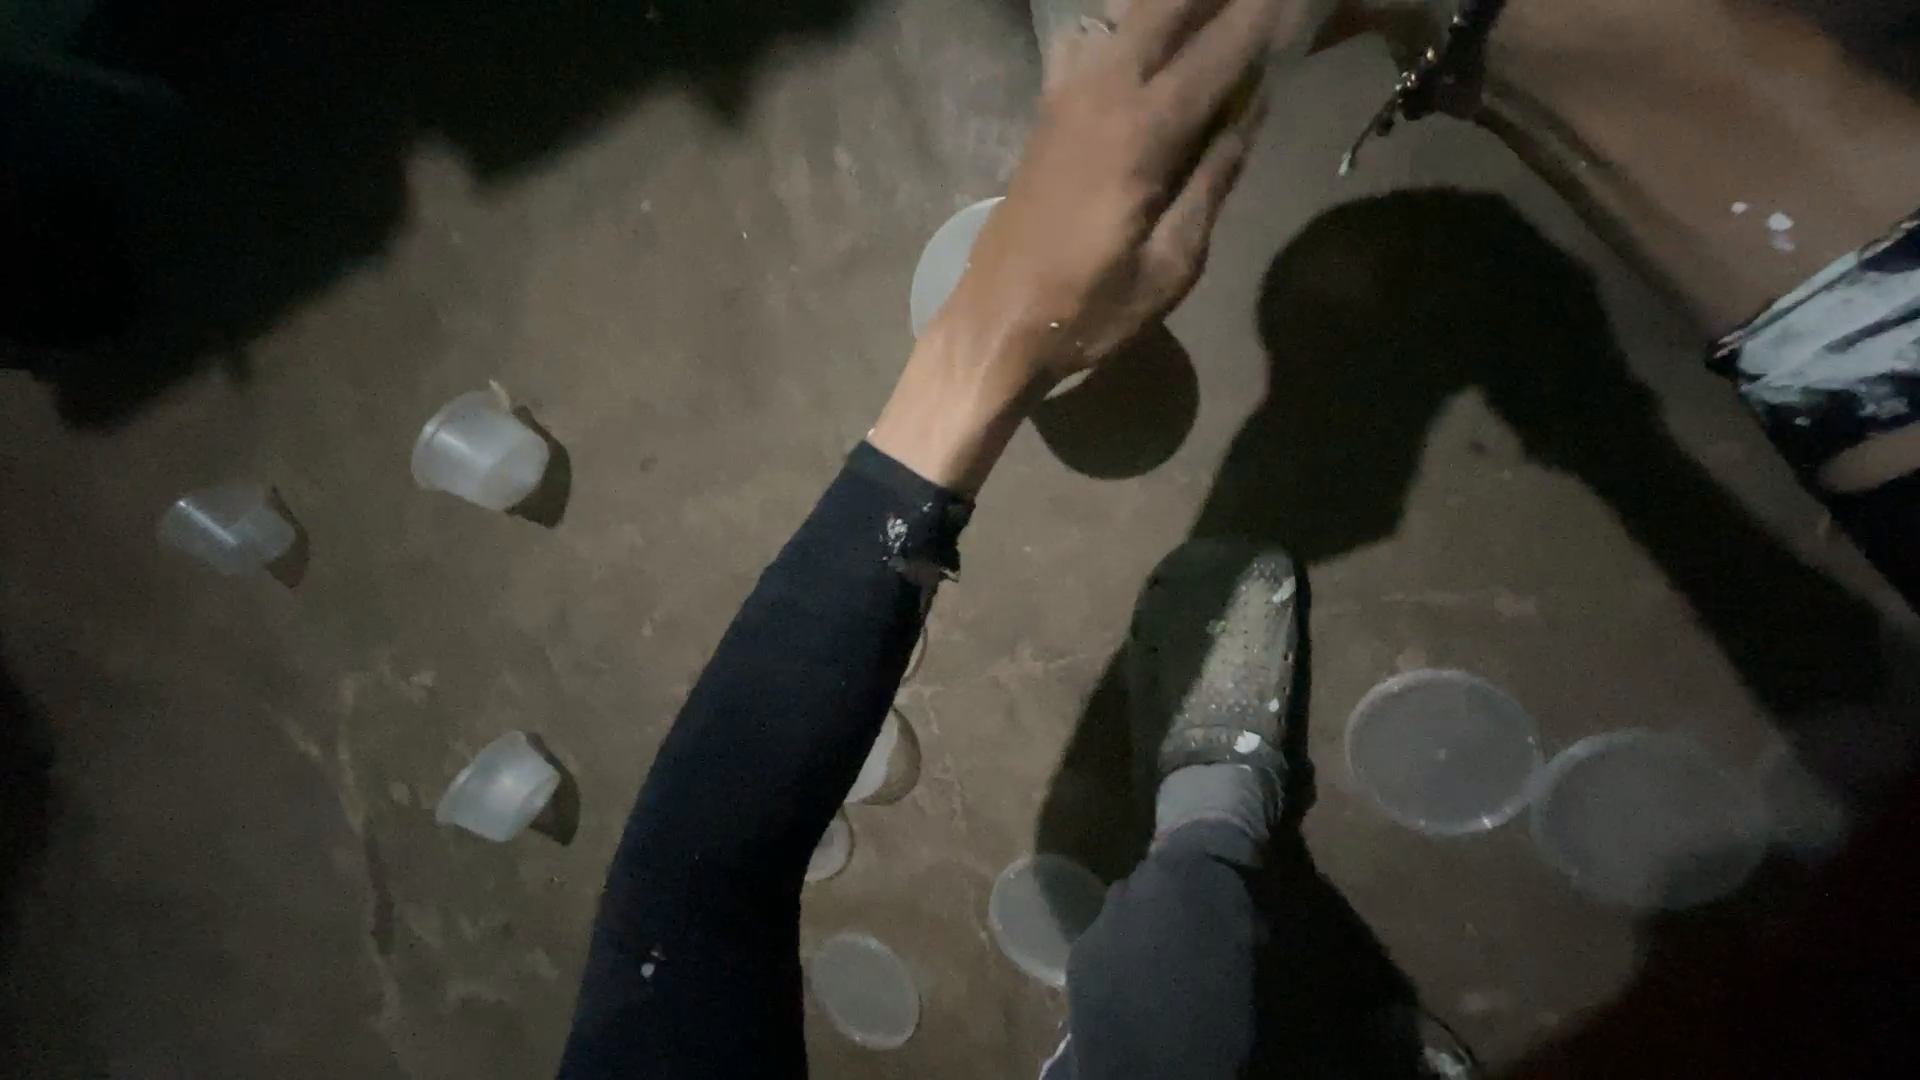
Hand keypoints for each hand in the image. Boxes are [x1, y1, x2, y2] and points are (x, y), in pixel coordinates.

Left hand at [938, 0, 1304, 386]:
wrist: (993, 326)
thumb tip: (1250, 112)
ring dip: (1174, 5)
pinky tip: (1146, 42)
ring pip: (1125, 14)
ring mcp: (1063, 100)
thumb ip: (1212, 183)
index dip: (1268, 16)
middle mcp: (1101, 95)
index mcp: (1141, 135)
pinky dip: (1125, 26)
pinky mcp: (1043, 116)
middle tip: (1261, 5)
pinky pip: (1089, 40)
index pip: (1222, 49)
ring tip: (1212, 17)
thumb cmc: (1085, 313)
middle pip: (1168, 6)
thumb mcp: (1168, 269)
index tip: (1302, 1)